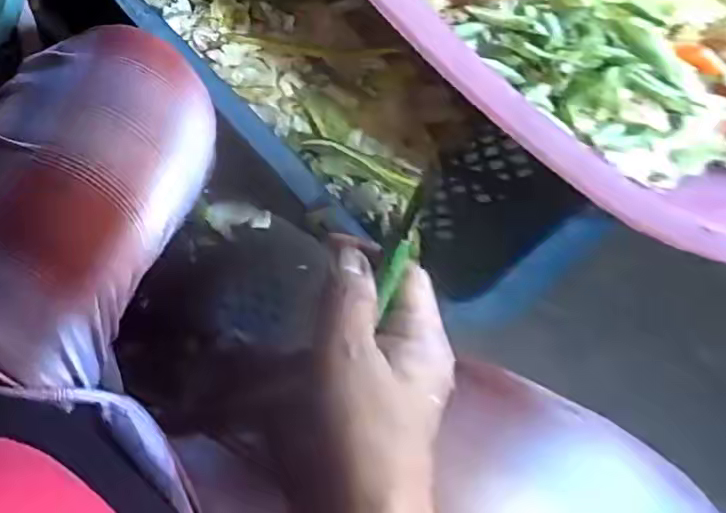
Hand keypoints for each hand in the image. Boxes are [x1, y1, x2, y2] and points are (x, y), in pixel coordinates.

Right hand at [279, 236, 453, 512]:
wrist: (360, 501)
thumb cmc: (361, 423)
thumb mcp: (348, 350)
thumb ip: (348, 296)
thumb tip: (348, 250)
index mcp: (426, 339)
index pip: (409, 273)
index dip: (373, 249)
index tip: (326, 239)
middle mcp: (417, 351)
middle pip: (387, 294)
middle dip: (348, 274)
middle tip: (306, 261)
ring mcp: (395, 374)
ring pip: (366, 318)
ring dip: (334, 300)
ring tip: (298, 288)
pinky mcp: (372, 391)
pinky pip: (353, 343)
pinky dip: (329, 327)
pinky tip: (302, 327)